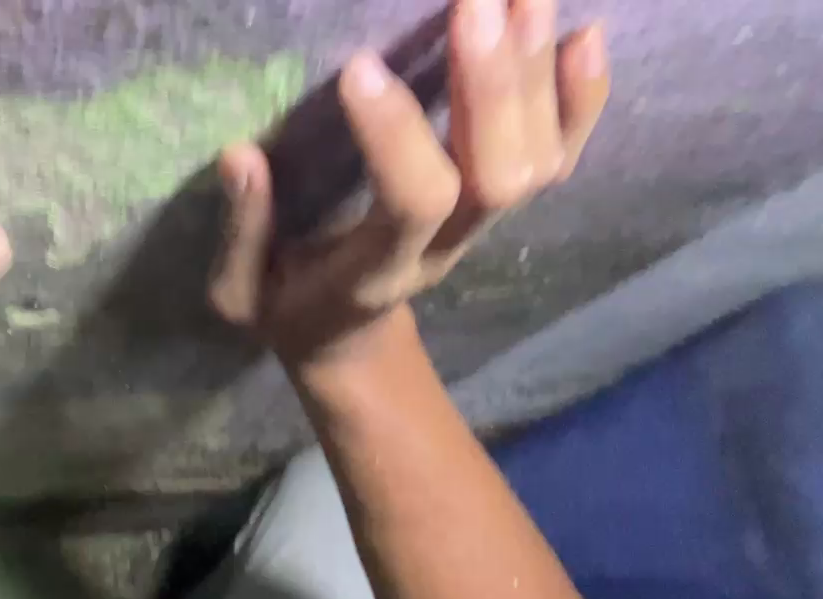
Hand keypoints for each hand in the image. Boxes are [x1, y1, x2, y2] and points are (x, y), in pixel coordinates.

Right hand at [210, 0, 609, 363]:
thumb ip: (243, 234)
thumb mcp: (241, 294)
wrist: (345, 341)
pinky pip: (561, 158)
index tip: (357, 68)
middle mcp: (440, 252)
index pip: (412, 202)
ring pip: (538, 159)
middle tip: (474, 0)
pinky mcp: (492, 211)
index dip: (395, 136)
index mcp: (373, 275)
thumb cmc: (285, 311)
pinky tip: (584, 34)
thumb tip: (239, 155)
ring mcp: (476, 232)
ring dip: (535, 73)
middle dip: (492, 85)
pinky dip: (581, 98)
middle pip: (499, 174)